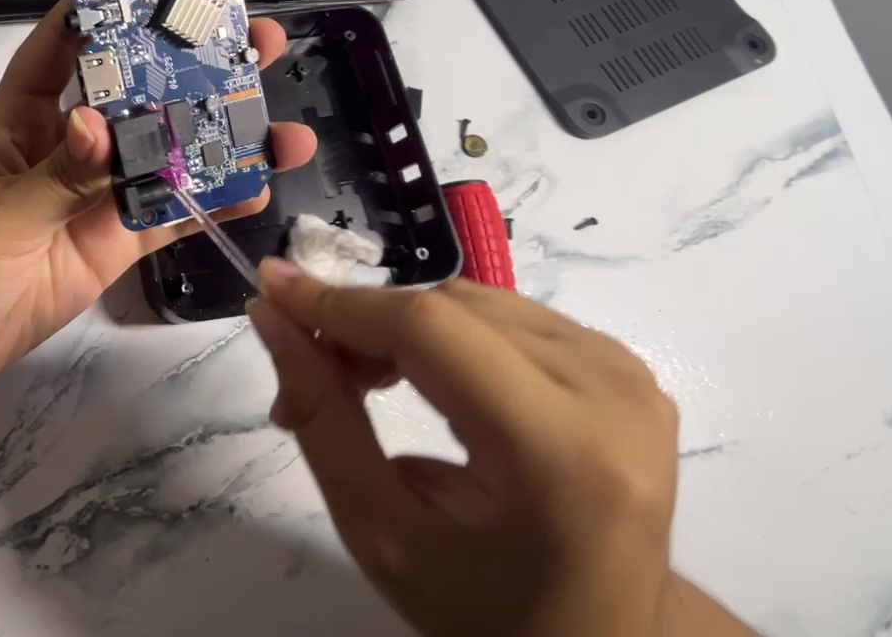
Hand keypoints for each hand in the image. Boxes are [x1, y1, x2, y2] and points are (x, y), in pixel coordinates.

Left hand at [0, 0, 317, 391]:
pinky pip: (167, 213)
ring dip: (214, 135)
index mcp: (20, 117)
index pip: (59, 48)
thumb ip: (58, 174)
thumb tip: (100, 124)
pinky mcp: (114, 239)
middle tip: (249, 43)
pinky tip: (256, 187)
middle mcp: (65, 144)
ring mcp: (94, 192)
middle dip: (186, 68)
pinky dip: (209, 202)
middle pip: (132, 94)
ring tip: (274, 119)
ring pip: (162, 153)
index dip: (98, 12)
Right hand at [248, 263, 754, 636]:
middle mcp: (610, 392)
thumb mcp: (378, 529)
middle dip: (356, 328)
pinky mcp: (619, 360)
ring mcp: (624, 370)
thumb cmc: (482, 605)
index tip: (267, 289)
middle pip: (443, 308)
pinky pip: (493, 310)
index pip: (429, 332)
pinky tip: (415, 375)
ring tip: (358, 385)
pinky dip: (432, 329)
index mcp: (561, 453)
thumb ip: (321, 414)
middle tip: (307, 381)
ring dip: (390, 327)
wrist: (602, 635)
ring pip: (461, 299)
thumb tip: (268, 314)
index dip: (338, 302)